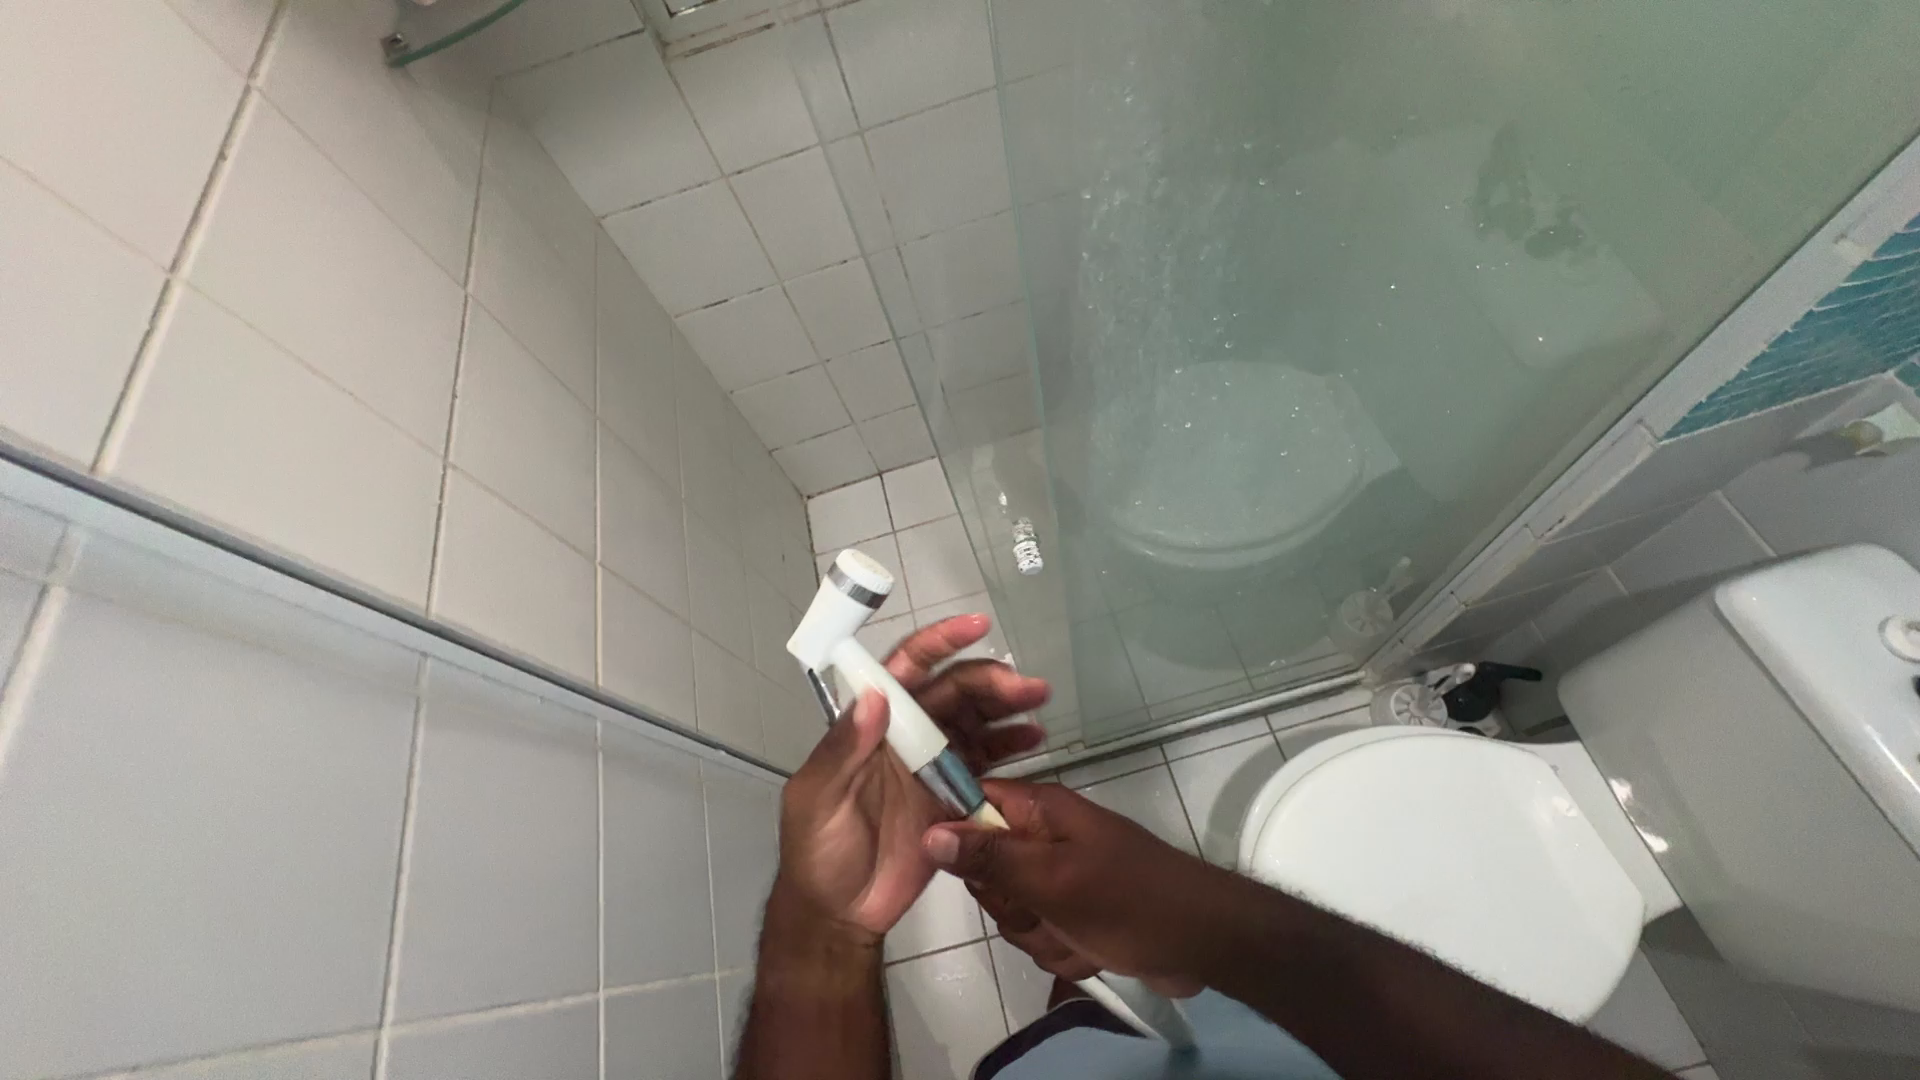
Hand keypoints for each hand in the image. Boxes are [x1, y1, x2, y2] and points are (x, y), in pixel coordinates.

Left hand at [774, 616, 1048, 942]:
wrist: (842, 914)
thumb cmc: (818, 853)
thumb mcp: (817, 799)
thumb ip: (843, 751)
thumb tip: (874, 696)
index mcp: (873, 725)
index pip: (907, 669)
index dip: (939, 642)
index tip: (976, 625)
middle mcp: (906, 734)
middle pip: (953, 692)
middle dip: (990, 680)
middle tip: (1028, 687)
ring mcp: (932, 763)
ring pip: (975, 720)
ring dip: (1007, 707)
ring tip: (1039, 704)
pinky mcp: (953, 794)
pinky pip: (987, 761)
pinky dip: (1011, 747)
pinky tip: (1033, 742)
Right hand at [924, 779, 1226, 994]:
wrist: (1201, 941)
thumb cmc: (1127, 898)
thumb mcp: (1052, 878)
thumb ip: (989, 857)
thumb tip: (928, 832)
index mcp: (1038, 811)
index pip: (973, 803)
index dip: (960, 836)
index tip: (976, 872)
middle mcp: (1042, 836)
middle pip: (986, 867)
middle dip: (1011, 902)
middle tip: (1041, 907)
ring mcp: (1058, 876)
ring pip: (1012, 909)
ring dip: (1040, 932)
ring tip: (1076, 932)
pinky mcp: (1072, 911)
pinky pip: (1039, 933)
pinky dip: (1061, 949)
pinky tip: (1090, 949)